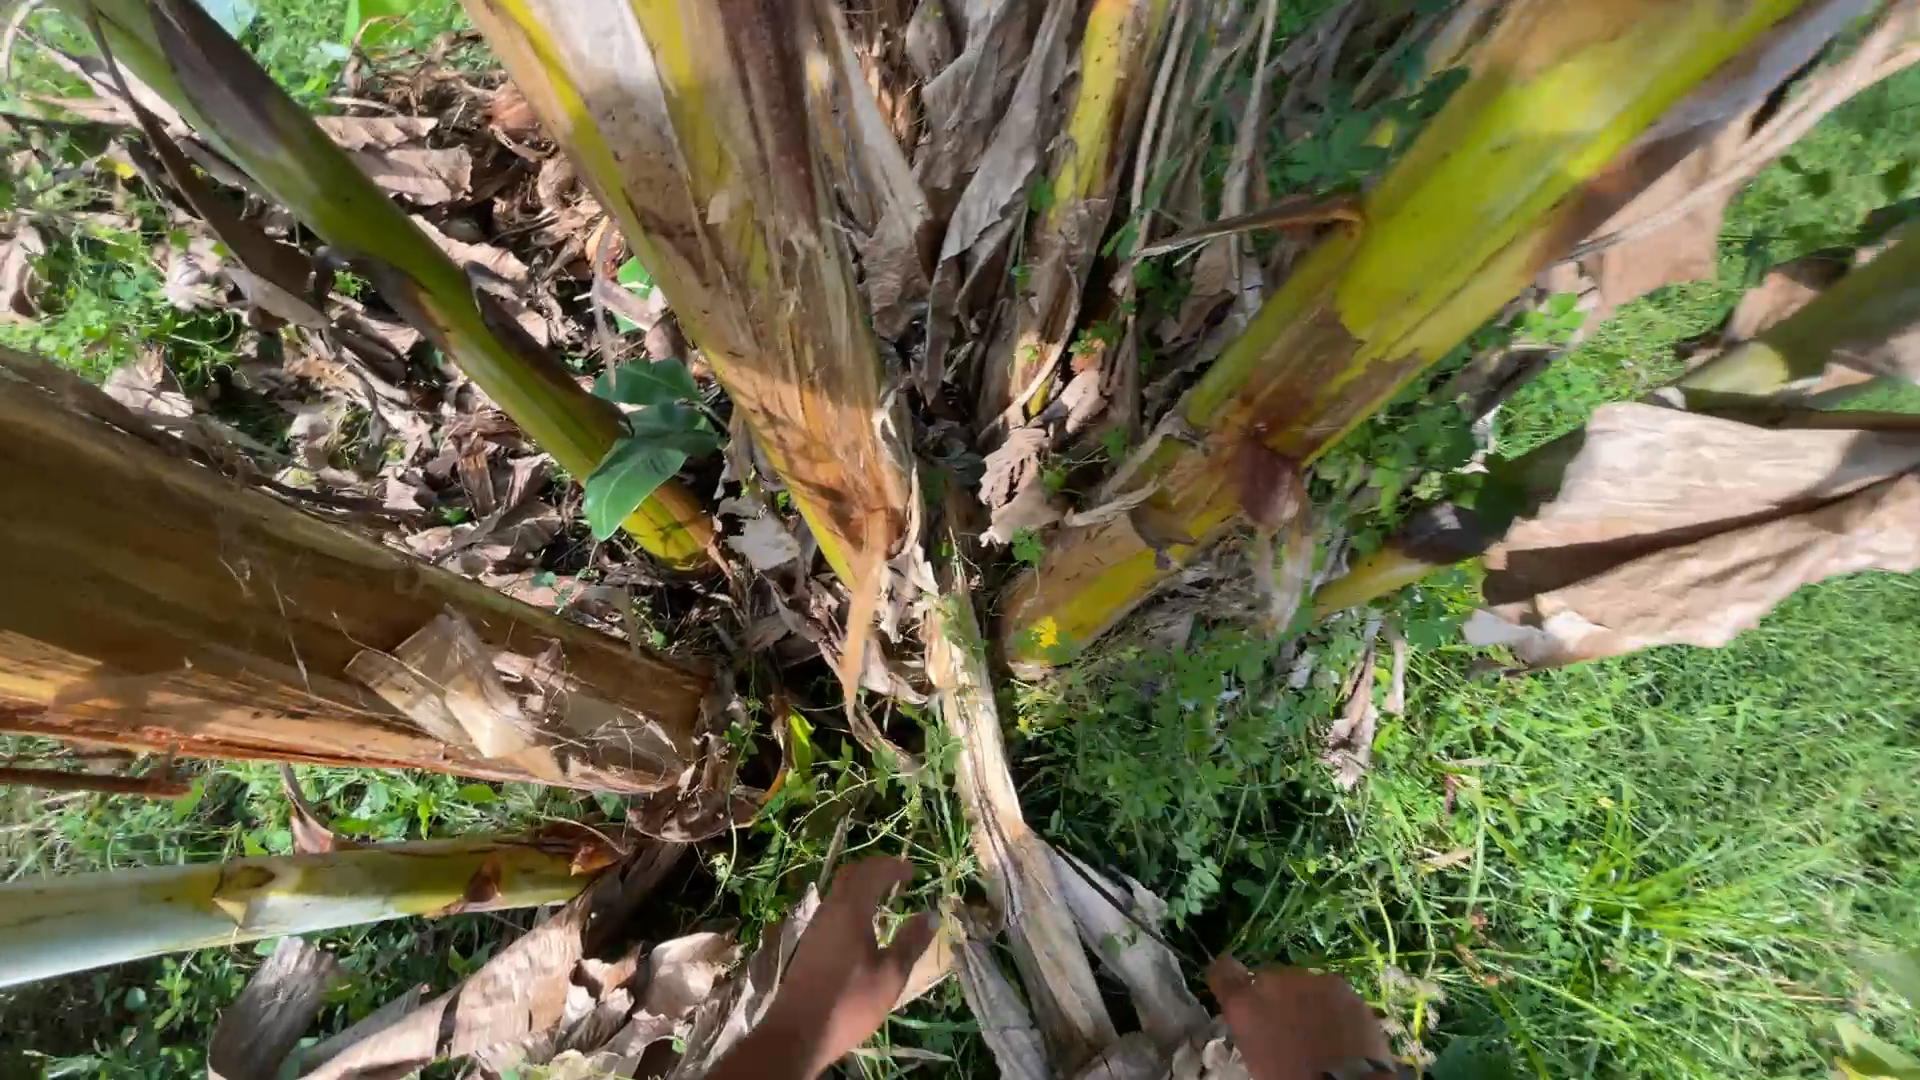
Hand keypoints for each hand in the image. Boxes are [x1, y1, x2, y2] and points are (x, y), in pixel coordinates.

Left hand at [758, 857, 937, 1074]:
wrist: (796, 1033)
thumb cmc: (849, 1002)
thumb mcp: (890, 976)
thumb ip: (911, 942)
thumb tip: (931, 914)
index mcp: (851, 908)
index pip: (874, 871)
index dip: (895, 866)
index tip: (913, 871)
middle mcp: (831, 908)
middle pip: (852, 873)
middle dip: (876, 868)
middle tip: (898, 876)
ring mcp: (816, 924)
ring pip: (840, 889)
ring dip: (862, 883)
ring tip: (884, 896)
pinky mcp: (810, 941)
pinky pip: (833, 905)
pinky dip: (852, 900)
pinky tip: (862, 923)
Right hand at [1209, 956, 1391, 1079]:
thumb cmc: (1291, 1078)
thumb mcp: (1257, 1058)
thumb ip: (1248, 1027)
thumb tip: (1250, 1016)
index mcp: (1242, 1005)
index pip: (1222, 971)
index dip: (1228, 977)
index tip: (1235, 988)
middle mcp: (1267, 981)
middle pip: (1266, 979)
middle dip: (1274, 997)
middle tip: (1288, 1027)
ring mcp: (1302, 978)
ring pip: (1298, 982)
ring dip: (1302, 998)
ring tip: (1317, 1030)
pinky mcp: (1334, 982)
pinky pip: (1326, 989)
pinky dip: (1330, 1004)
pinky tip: (1339, 1028)